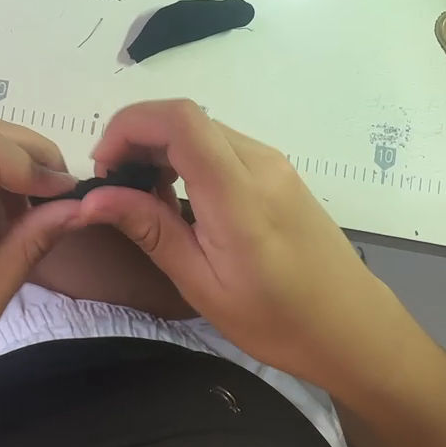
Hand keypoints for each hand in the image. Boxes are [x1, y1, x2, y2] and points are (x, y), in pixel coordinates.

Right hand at [77, 100, 378, 388]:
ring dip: (159, 146)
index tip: (104, 166)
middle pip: (185, 117)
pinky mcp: (276, 169)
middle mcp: (258, 161)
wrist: (354, 329)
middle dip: (136, 137)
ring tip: (141, 194)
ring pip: (201, 127)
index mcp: (238, 193)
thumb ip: (149, 229)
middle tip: (114, 184)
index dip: (130, 126)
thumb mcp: (202, 284)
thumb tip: (90, 199)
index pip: (179, 120)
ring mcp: (271, 161)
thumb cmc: (277, 320)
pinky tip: (176, 195)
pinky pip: (219, 143)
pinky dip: (185, 155)